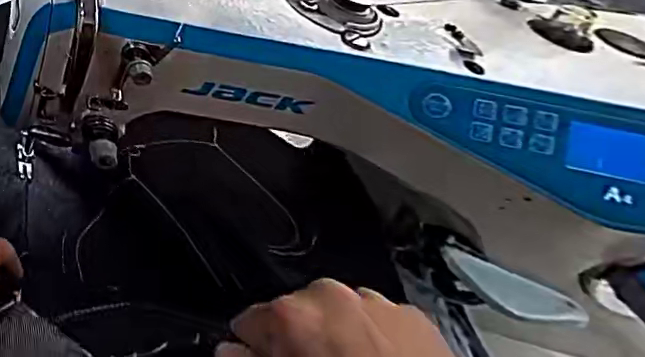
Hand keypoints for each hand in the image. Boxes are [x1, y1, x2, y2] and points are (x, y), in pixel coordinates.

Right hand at [219, 280, 448, 356]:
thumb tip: (229, 350)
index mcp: (295, 314)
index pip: (249, 321)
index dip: (252, 349)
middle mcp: (330, 293)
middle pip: (295, 314)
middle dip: (297, 344)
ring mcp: (376, 301)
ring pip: (339, 316)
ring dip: (336, 342)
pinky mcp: (416, 318)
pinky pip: (379, 323)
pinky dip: (374, 343)